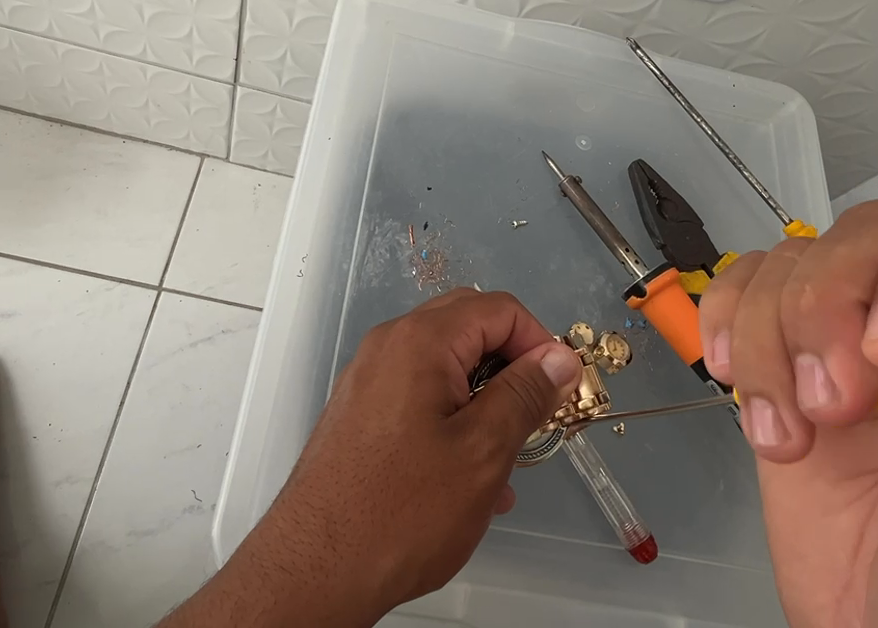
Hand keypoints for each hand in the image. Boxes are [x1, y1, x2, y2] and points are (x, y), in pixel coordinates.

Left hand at [167, 289, 582, 627]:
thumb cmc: (403, 508)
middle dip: (513, 364)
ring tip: (508, 457)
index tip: (562, 389)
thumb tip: (558, 358)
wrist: (315, 567)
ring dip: (485, 395)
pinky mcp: (361, 410)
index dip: (540, 343)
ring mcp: (370, 376)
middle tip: (540, 412)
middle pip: (469, 326)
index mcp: (421, 339)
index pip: (498, 309)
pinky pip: (419, 392)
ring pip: (445, 363)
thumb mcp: (483, 451)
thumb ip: (524, 395)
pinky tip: (469, 473)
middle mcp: (390, 344)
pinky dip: (453, 414)